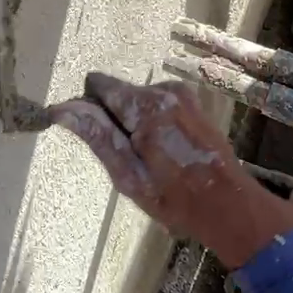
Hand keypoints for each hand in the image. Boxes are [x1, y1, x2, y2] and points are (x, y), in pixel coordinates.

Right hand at [48, 72, 292, 267]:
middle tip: (130, 158)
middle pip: (118, 93)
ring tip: (150, 158)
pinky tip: (165, 150)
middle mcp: (164, 89)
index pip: (97, 85)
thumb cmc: (175, 198)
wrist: (229, 207)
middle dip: (115, 120)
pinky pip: (155, 104)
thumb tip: (63, 109)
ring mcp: (181, 93)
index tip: (101, 140)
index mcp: (146, 105)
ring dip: (134, 123)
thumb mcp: (128, 176)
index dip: (91, 111)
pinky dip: (152, 122)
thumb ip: (98, 137)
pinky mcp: (192, 101)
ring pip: (136, 99)